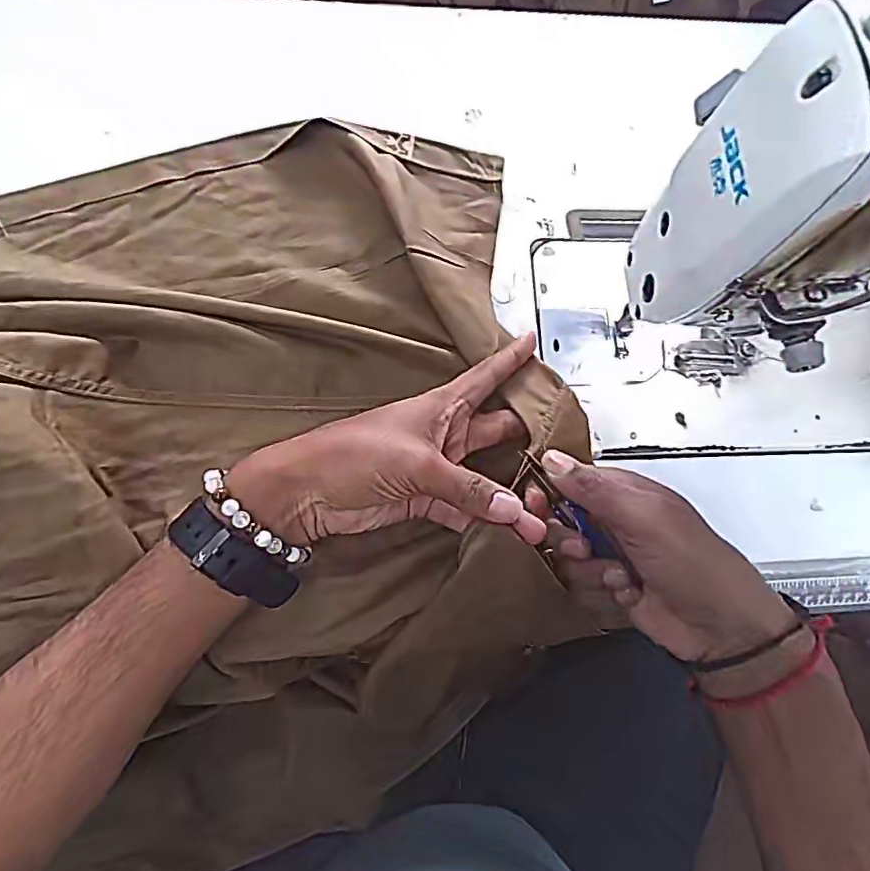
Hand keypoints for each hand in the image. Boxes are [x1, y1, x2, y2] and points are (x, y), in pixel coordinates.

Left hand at [227, 334, 548, 546]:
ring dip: (509, 494)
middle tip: (560, 456)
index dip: (511, 359)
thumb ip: (469, 488)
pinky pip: (465, 508)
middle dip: (528, 442)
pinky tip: (506, 528)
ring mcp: (437, 467)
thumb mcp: (419, 463)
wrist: (309, 492)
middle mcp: (444, 433)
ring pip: (485, 477)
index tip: (533, 342)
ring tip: (539, 511)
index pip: (487, 375)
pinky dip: (484, 519)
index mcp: (443, 405)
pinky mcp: (426, 499)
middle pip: (498, 430)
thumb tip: (513, 507)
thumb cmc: (349, 453)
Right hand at [524, 450, 795, 662]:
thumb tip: (554, 459)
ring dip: (590, 572)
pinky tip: (629, 593)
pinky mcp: (609, 587)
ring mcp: (611, 555)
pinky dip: (601, 594)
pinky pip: (577, 588)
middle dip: (567, 541)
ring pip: (565, 560)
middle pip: (557, 523)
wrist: (722, 630)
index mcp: (624, 493)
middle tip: (586, 549)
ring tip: (622, 575)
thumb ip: (595, 488)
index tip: (540, 507)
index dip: (548, 493)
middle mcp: (614, 522)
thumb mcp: (645, 518)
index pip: (567, 480)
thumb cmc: (698, 566)